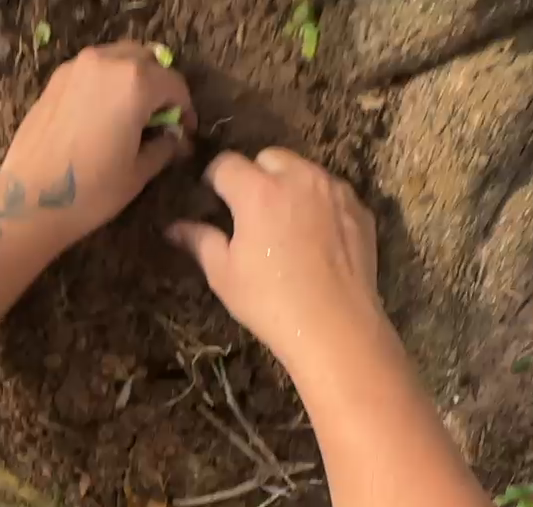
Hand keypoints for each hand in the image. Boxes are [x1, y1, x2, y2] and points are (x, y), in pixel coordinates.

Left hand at [0, 42, 194, 246]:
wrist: (30, 203)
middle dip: (157, 88)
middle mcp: (106, 63)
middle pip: (145, 62)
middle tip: (157, 122)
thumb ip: (163, 148)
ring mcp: (75, 69)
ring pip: (115, 61)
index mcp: (135, 82)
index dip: (185, 110)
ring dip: (129, 82)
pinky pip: (90, 74)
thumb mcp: (137, 175)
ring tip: (128, 118)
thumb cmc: (90, 193)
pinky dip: (103, 87)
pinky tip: (100, 118)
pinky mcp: (53, 82)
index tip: (184, 133)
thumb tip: (174, 139)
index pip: (174, 85)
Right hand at [167, 149, 387, 367]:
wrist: (333, 323)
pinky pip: (330, 192)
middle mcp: (298, 177)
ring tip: (282, 224)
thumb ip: (199, 241)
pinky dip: (316, 203)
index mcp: (258, 191)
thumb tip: (174, 228)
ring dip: (287, 186)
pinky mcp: (358, 207)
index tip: (210, 196)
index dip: (213, 178)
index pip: (226, 164)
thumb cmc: (268, 300)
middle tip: (247, 211)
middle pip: (268, 157)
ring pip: (303, 170)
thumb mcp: (223, 274)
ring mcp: (333, 189)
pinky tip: (312, 238)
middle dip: (254, 175)